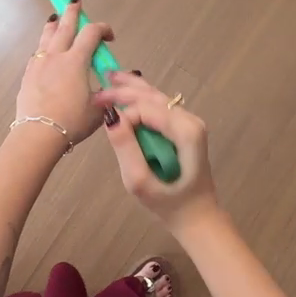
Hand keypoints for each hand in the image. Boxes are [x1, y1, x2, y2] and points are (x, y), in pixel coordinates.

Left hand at [15, 0, 109, 145]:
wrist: (38, 134)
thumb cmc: (72, 122)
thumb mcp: (99, 109)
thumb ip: (107, 94)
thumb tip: (116, 84)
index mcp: (76, 61)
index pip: (91, 33)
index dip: (102, 29)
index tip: (109, 36)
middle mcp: (56, 56)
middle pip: (65, 25)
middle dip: (72, 12)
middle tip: (75, 1)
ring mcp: (39, 64)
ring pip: (47, 37)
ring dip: (54, 25)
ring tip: (55, 19)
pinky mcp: (28, 76)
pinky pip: (37, 54)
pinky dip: (44, 48)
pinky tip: (46, 53)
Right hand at [93, 71, 217, 232]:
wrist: (198, 218)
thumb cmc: (170, 205)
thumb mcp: (140, 182)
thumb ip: (126, 148)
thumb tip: (111, 117)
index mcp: (185, 131)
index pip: (145, 108)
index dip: (123, 113)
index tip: (103, 125)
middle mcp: (190, 120)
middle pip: (152, 96)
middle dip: (124, 90)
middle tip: (97, 92)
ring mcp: (190, 123)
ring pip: (157, 97)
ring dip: (133, 89)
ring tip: (111, 77)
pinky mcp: (186, 129)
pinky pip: (160, 107)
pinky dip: (142, 99)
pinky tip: (128, 92)